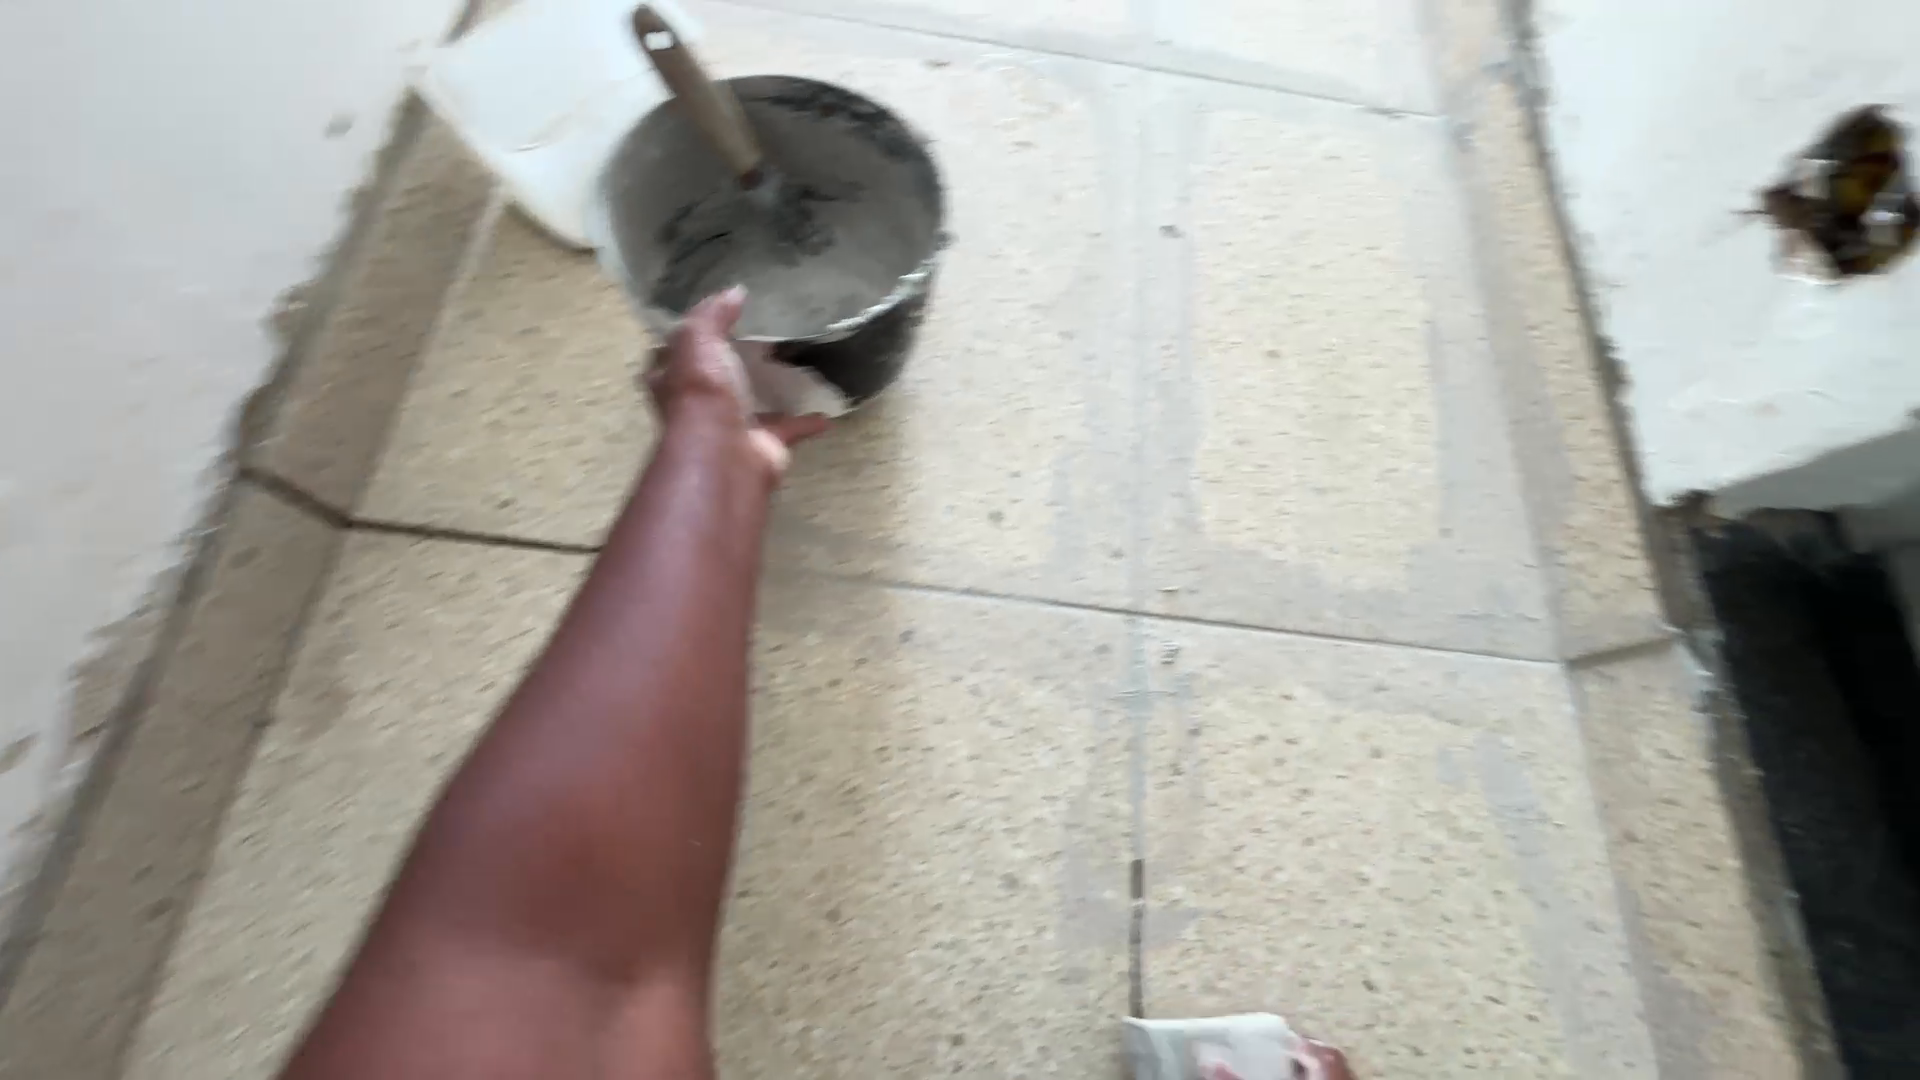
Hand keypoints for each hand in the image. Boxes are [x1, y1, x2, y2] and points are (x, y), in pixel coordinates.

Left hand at [646, 286, 829, 479]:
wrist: (725, 450)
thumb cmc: (703, 391)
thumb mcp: (698, 338)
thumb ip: (714, 314)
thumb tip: (735, 292)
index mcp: (674, 379)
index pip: (672, 356)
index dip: (685, 340)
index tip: (705, 324)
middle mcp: (699, 407)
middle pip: (711, 382)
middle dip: (727, 368)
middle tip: (753, 345)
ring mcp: (731, 428)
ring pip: (750, 407)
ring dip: (767, 396)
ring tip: (790, 374)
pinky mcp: (762, 445)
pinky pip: (788, 429)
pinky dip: (806, 422)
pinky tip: (825, 413)